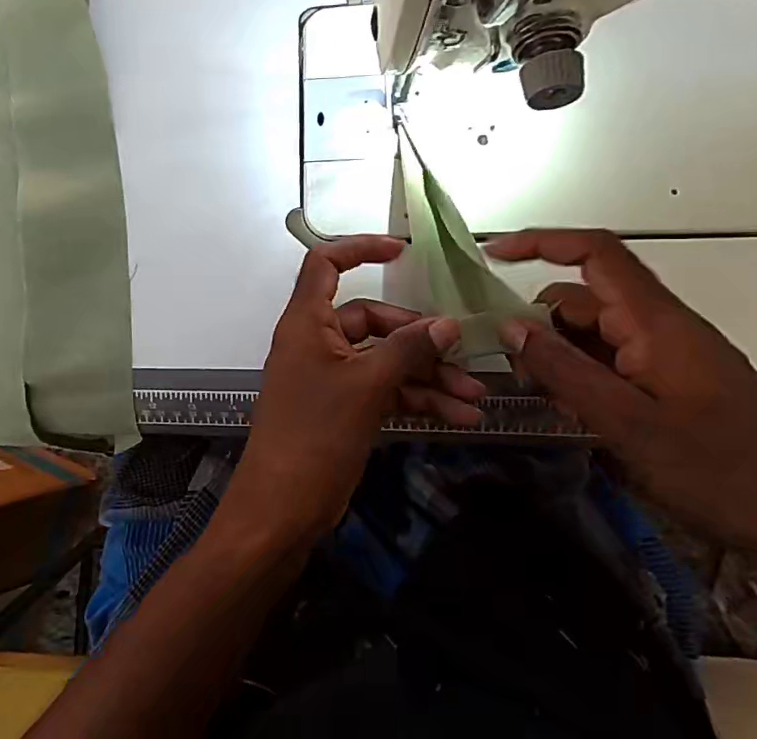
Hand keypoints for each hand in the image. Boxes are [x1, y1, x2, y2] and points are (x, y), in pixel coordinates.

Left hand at [221, 235, 479, 544]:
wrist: (282, 507)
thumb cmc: (314, 436)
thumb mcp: (365, 388)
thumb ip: (406, 352)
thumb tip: (446, 325)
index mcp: (306, 322)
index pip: (325, 265)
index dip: (359, 249)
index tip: (402, 250)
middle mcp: (315, 341)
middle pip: (370, 319)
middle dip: (419, 339)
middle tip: (466, 362)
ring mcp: (329, 376)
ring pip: (383, 359)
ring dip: (427, 375)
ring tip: (474, 398)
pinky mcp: (340, 406)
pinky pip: (382, 388)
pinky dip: (415, 397)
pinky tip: (454, 414)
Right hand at [484, 229, 756, 559]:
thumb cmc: (728, 477)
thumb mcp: (631, 426)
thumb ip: (565, 371)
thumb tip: (510, 325)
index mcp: (659, 324)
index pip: (596, 254)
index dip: (542, 243)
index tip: (492, 256)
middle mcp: (664, 331)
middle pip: (585, 300)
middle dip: (540, 323)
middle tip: (513, 367)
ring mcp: (673, 360)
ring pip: (595, 336)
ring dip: (561, 358)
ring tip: (550, 401)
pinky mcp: (677, 388)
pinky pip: (615, 365)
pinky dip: (585, 380)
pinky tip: (579, 416)